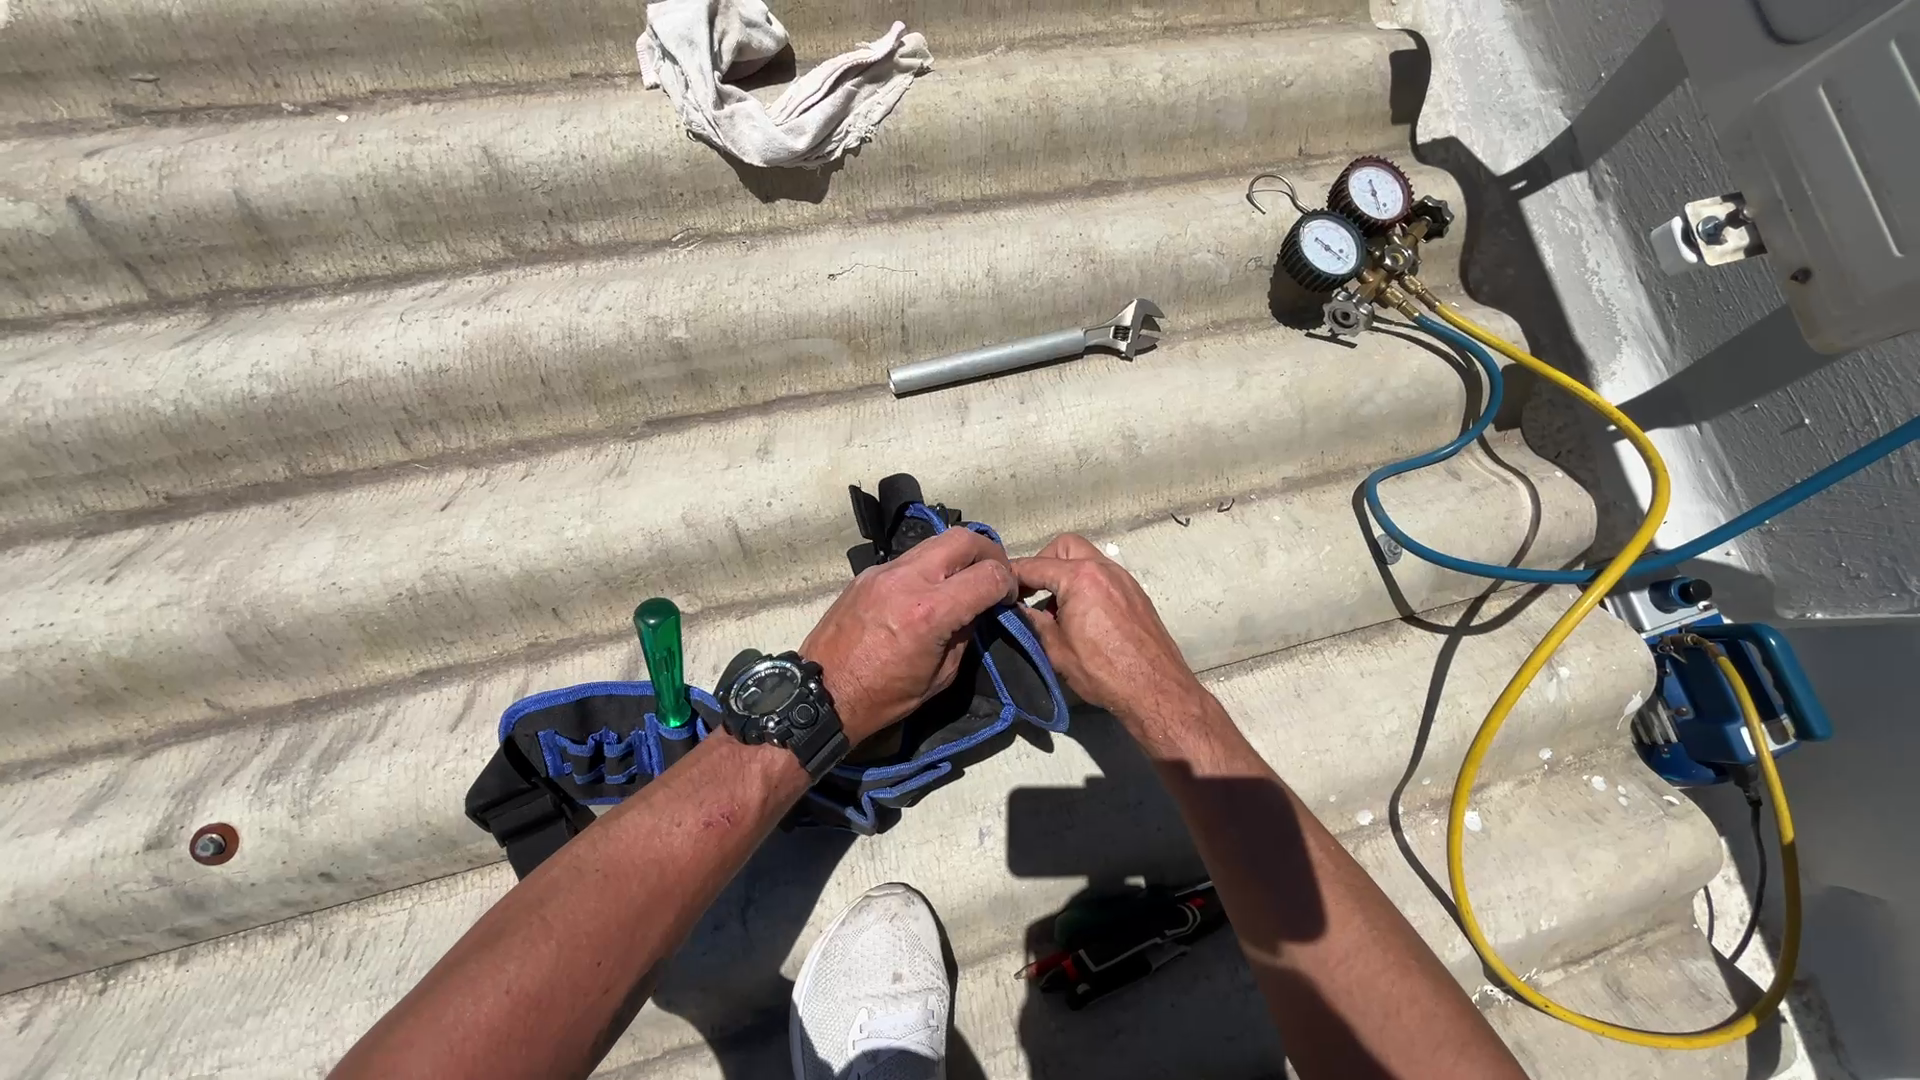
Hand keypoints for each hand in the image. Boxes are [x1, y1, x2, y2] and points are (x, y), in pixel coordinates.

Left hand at [802, 528, 1017, 743]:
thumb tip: (980, 608)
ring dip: (958, 555)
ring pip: (935, 541)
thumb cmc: (884, 696)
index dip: (1007, 583)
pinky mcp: (867, 573)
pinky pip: (909, 558)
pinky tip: (930, 589)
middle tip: (993, 575)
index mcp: (929, 612)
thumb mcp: (941, 676)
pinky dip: (930, 565)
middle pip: (963, 539)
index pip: (987, 575)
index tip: (1007, 598)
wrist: (824, 694)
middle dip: (988, 553)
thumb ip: (965, 634)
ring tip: (964, 579)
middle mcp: (907, 581)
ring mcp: (883, 572)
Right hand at [1012, 534, 1206, 733]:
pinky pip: (1103, 574)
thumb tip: (1019, 609)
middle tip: (1032, 590)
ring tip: (1056, 606)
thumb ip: (1034, 622)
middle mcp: (1103, 568)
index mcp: (1080, 578)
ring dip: (1066, 572)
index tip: (999, 586)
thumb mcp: (1056, 650)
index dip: (1012, 574)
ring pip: (1086, 558)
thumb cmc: (1103, 672)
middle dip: (1044, 562)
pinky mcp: (1135, 592)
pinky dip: (1086, 583)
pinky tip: (1080, 614)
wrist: (1154, 688)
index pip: (1035, 565)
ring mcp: (1123, 578)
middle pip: (1064, 546)